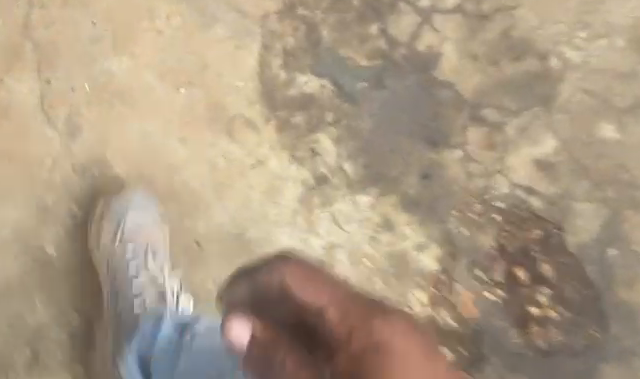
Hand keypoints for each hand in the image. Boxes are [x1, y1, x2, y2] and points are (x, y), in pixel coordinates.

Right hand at [217, 254, 463, 378]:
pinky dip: (323, 356)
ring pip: (333, 323)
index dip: (248, 282)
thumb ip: (278, 358)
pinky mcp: (417, 373)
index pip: (290, 270)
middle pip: (312, 295)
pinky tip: (308, 376)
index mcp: (366, 316)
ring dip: (294, 338)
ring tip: (270, 369)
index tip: (222, 313)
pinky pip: (356, 347)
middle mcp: (388, 319)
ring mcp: (408, 347)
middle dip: (270, 314)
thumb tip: (234, 321)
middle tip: (243, 350)